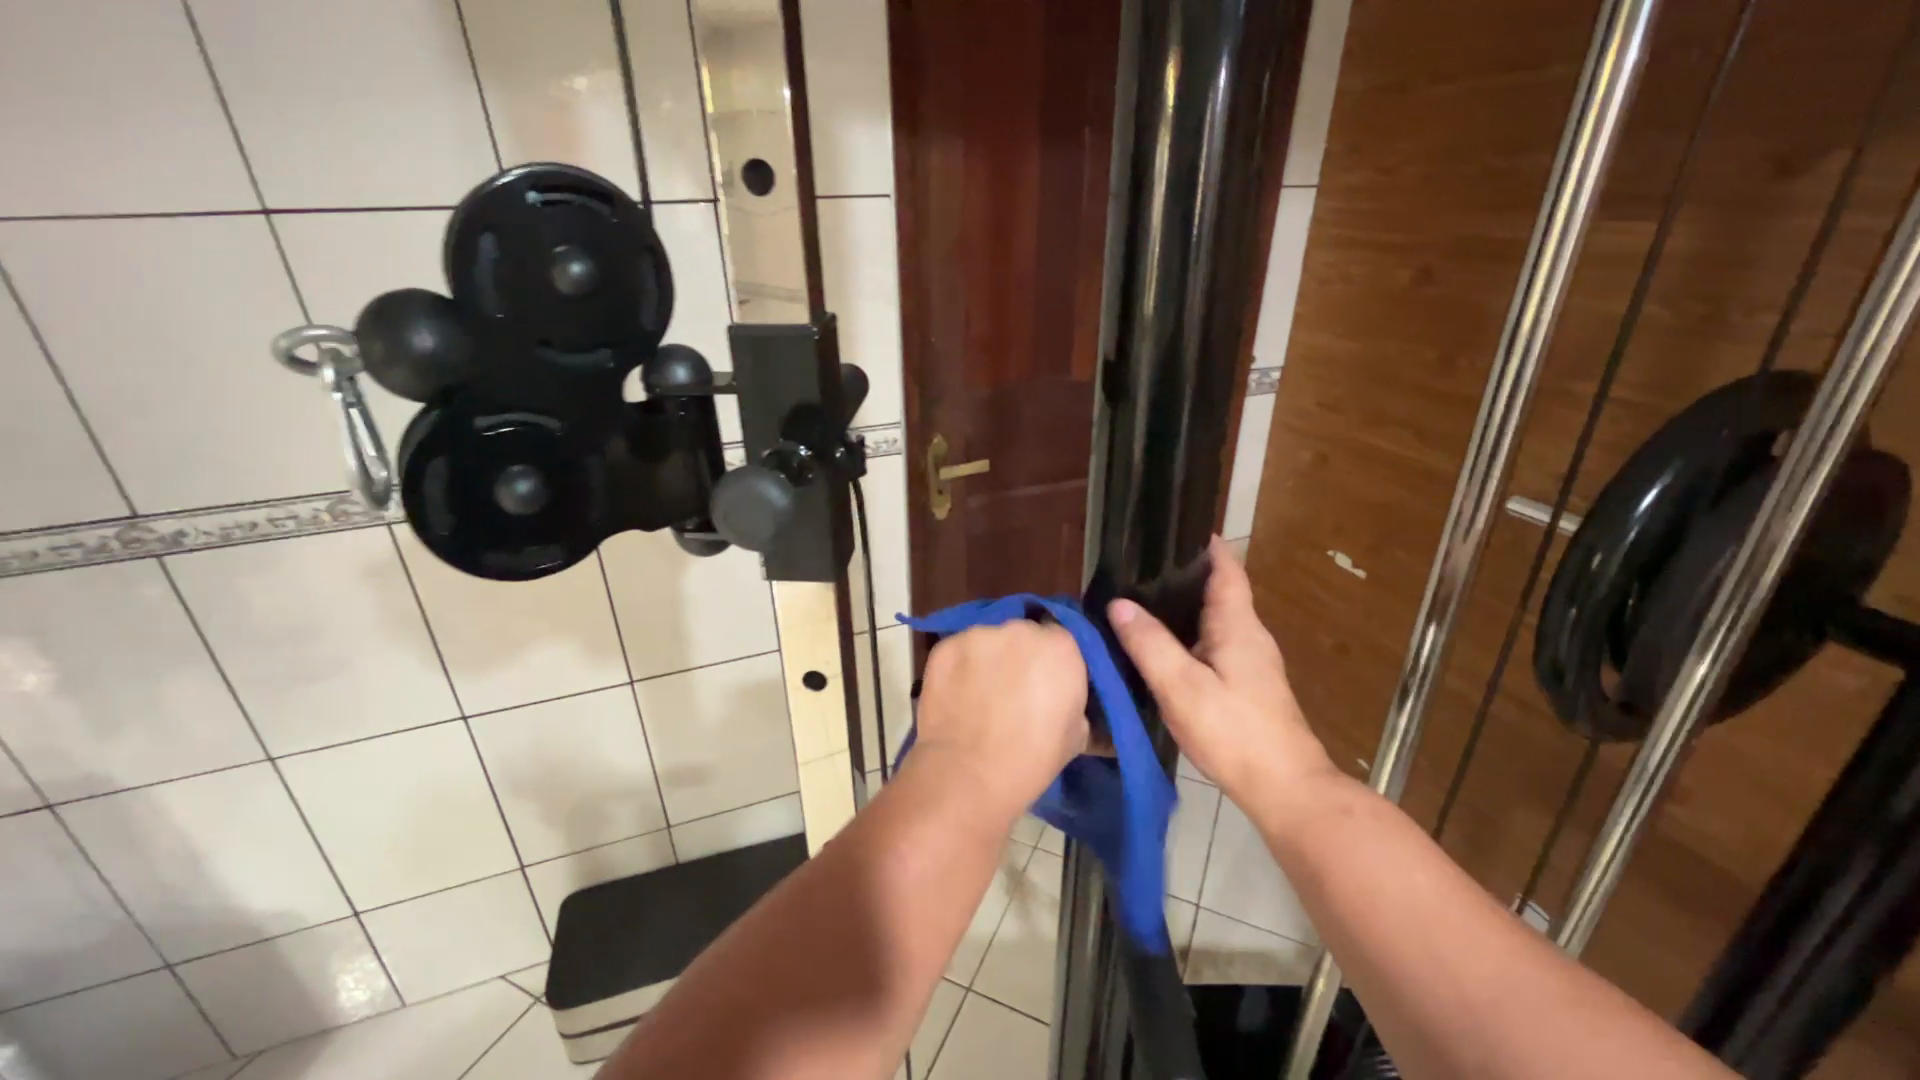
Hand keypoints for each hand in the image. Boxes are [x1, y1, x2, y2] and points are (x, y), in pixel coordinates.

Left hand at [912, 621, 1089, 821]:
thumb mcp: (1077, 731)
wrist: (970, 773)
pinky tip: (956, 695)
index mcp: (1059, 647)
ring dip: (987, 660)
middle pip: (1022, 634)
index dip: (1050, 661)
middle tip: (1011, 688)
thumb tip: (1058, 695)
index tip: (1044, 683)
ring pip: (987, 642)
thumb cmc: (1033, 758)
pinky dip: (958, 668)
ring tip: (980, 694)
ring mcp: (978, 635)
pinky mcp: (945, 647)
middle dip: (1019, 655)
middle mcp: (1020, 630)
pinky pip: (958, 652)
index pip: (1059, 639)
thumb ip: (1071, 697)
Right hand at [1109, 536, 1335, 806]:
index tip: (1176, 529)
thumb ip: (1150, 644)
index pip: (1227, 570)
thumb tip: (1119, 604)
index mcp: (1238, 626)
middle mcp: (1251, 636)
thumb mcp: (1182, 687)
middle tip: (1141, 569)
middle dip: (1186, 576)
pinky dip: (1191, 637)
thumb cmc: (1234, 731)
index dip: (1207, 546)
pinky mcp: (1250, 686)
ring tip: (1144, 605)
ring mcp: (1254, 663)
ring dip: (1187, 609)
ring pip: (1217, 622)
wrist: (1284, 786)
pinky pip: (1217, 646)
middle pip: (1221, 593)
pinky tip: (1166, 651)